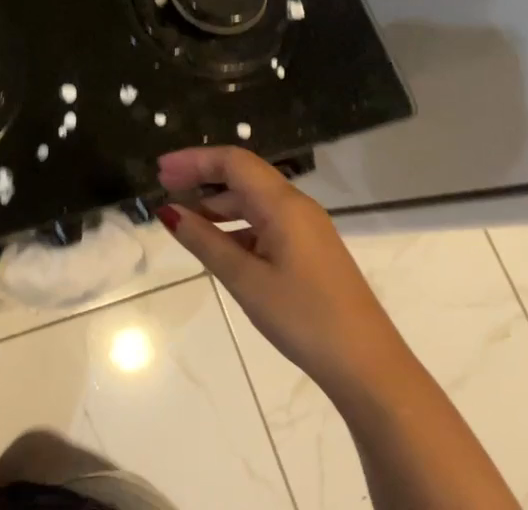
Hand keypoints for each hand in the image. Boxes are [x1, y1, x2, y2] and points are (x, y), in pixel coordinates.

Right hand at [156, 146, 412, 401]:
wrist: (368, 366)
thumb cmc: (304, 318)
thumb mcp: (245, 280)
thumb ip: (204, 241)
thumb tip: (168, 211)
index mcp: (284, 206)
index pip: (233, 162)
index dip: (193, 160)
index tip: (159, 171)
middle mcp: (297, 208)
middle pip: (243, 176)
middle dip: (202, 176)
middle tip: (163, 188)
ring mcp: (307, 230)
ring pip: (254, 201)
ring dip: (217, 204)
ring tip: (183, 220)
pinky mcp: (310, 251)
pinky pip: (266, 223)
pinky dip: (236, 226)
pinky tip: (217, 246)